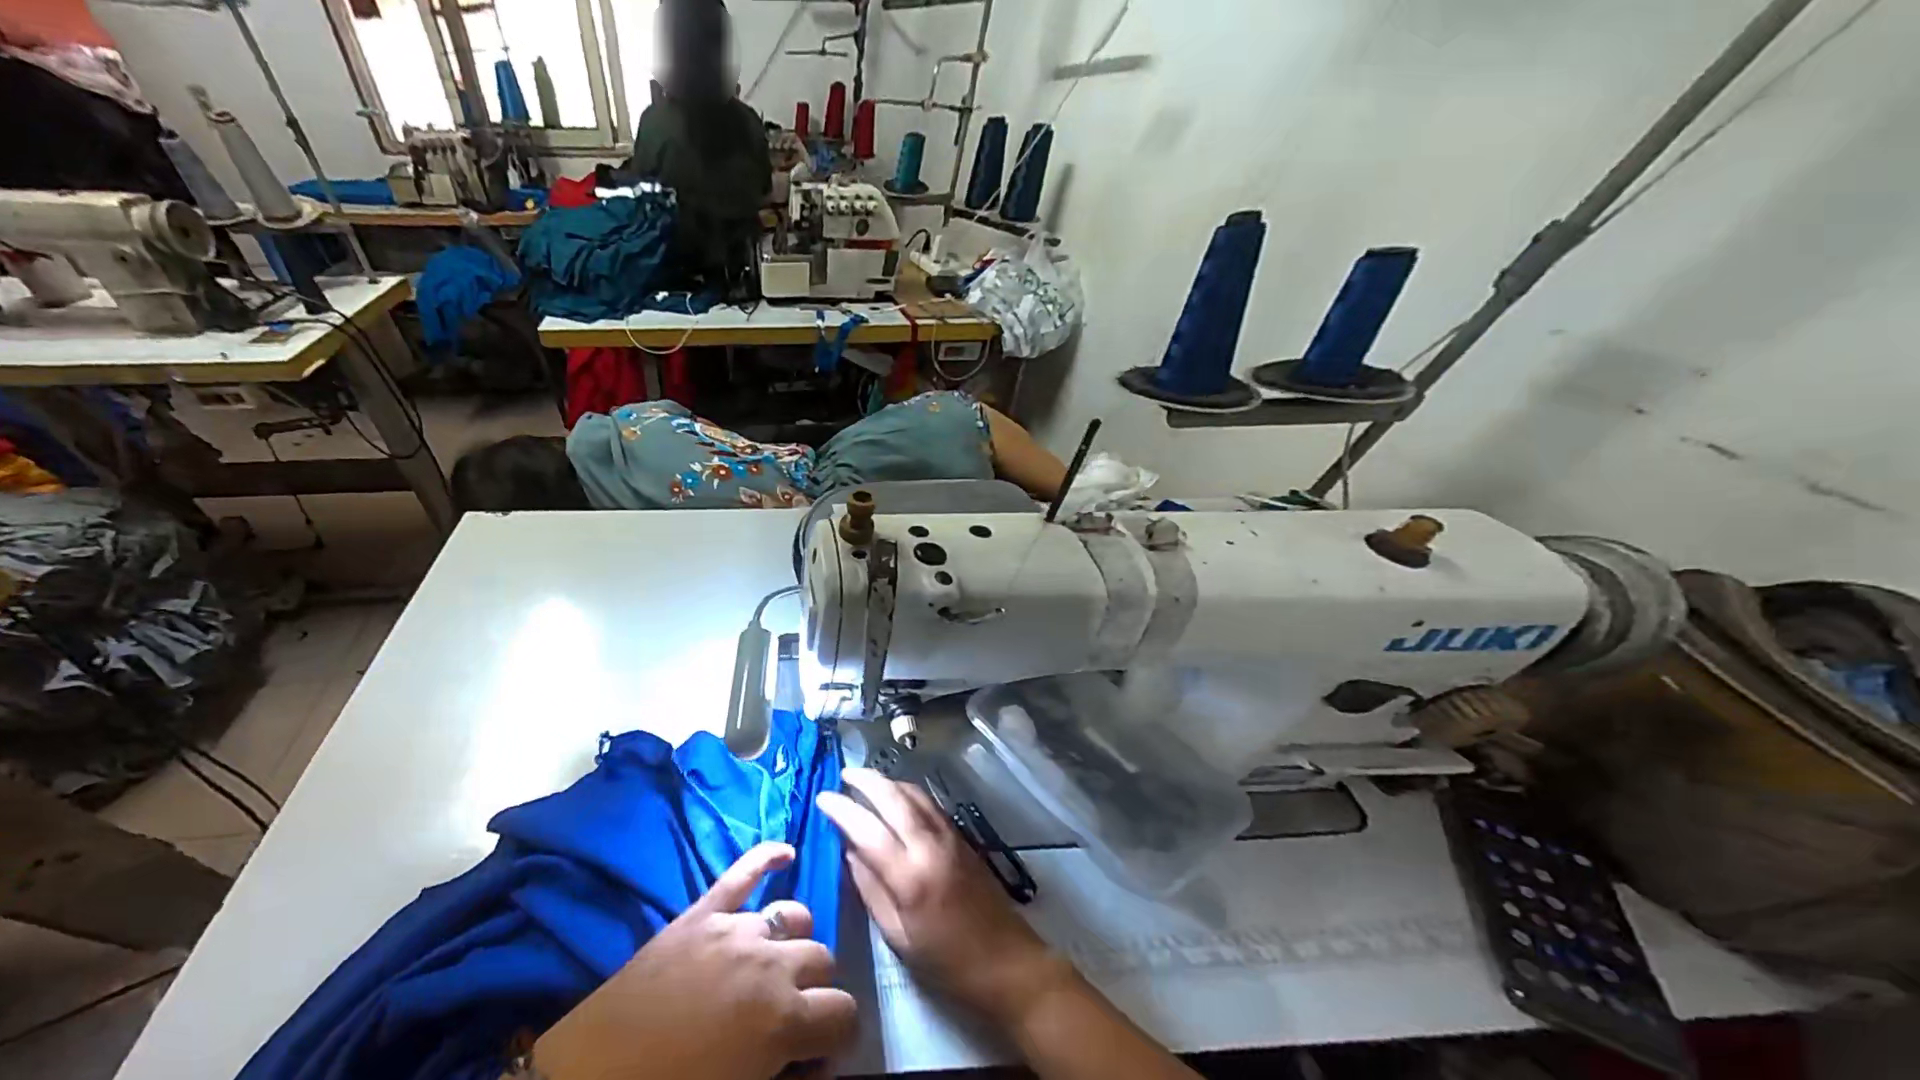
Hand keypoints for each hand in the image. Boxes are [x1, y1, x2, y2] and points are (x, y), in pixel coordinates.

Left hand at [532, 842, 856, 1079]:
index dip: (838, 1037)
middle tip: (791, 1017)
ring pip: (795, 917)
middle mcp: (771, 962)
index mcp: (782, 1017)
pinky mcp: (703, 913)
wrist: (586, 1077)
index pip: (844, 1014)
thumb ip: (790, 1075)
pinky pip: (743, 873)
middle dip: (817, 990)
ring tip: (777, 966)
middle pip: (824, 959)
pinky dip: (766, 858)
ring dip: (795, 942)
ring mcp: (736, 929)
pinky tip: (785, 852)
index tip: (819, 1054)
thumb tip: (818, 1063)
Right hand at [816, 769, 1075, 1031]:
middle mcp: (930, 846)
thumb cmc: (946, 961)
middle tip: (843, 775)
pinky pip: (930, 804)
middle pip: (894, 798)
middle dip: (866, 781)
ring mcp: (950, 837)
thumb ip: (871, 889)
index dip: (842, 810)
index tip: (822, 798)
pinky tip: (898, 798)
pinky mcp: (963, 838)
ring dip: (888, 782)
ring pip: (915, 795)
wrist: (1006, 961)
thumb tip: (850, 852)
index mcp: (909, 876)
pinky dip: (909, 793)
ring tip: (865, 781)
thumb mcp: (898, 936)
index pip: (867, 830)